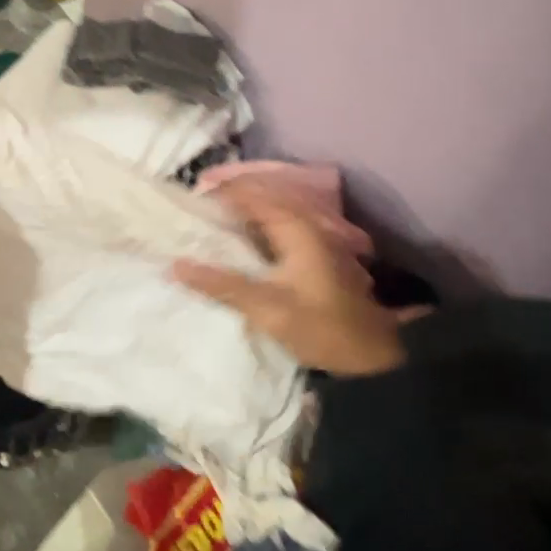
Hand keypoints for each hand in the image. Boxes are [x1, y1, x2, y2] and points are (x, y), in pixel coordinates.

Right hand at [173, 180, 405, 376]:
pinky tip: (237, 248)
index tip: (186, 204)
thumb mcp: (267, 309)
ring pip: (269, 215)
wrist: (375, 356)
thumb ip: (221, 285)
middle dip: (226, 203)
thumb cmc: (322, 328)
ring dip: (240, 217)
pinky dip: (253, 232)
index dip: (217, 194)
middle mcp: (306, 226)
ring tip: (209, 228)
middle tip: (193, 214)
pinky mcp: (314, 258)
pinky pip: (276, 231)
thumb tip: (175, 265)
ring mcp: (313, 241)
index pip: (249, 195)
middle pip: (260, 200)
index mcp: (295, 229)